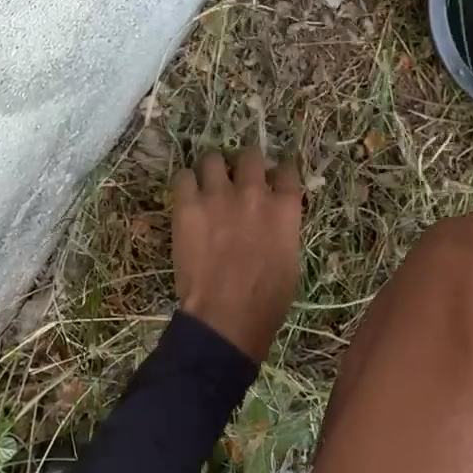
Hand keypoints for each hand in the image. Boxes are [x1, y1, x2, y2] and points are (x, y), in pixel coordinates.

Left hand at [172, 148, 304, 360]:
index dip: (278, 172)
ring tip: (208, 182)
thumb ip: (282, 229)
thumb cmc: (267, 301)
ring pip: (213, 158)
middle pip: (251, 154)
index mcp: (284, 207)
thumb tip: (274, 221)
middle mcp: (254, 191)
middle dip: (245, 163)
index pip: (286, 169)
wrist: (226, 317)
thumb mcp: (290, 260)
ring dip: (212, 169)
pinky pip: (182, 176)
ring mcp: (219, 195)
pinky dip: (185, 183)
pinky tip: (187, 197)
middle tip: (238, 177)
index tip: (273, 178)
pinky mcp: (188, 205)